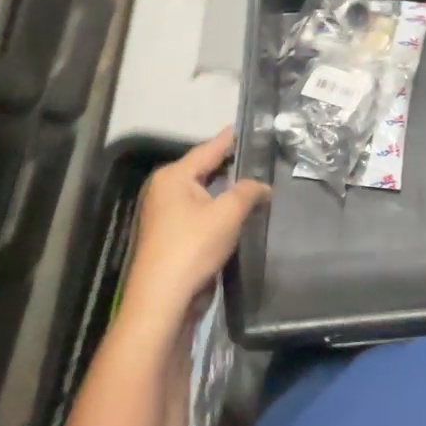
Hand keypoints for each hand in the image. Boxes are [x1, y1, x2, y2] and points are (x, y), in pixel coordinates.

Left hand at [123, 128, 270, 320]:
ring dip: (227, 190)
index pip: (209, 149)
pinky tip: (240, 211)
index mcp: (174, 177)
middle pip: (205, 170)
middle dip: (232, 165)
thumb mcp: (228, 213)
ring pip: (204, 193)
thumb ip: (248, 192)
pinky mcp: (172, 236)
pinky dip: (219, 210)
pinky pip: (201, 213)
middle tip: (262, 155)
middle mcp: (165, 190)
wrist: (163, 300)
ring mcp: (166, 215)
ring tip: (257, 181)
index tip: (248, 125)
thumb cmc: (192, 247)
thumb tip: (262, 186)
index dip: (231, 138)